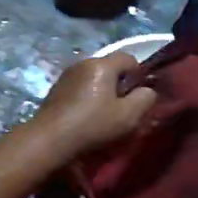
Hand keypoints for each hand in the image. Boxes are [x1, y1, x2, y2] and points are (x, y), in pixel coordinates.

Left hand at [32, 54, 157, 158]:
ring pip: (93, 77)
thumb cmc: (93, 125)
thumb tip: (146, 90)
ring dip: (102, 91)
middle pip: (110, 67)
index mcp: (102, 64)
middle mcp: (82, 62)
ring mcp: (66, 75)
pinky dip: (87, 96)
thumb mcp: (128, 115)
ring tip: (103, 114)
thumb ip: (145, 98)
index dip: (139, 75)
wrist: (50, 138)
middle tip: (122, 108)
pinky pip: (79, 86)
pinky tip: (85, 115)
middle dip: (119, 84)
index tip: (138, 96)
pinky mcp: (56, 88)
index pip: (129, 58)